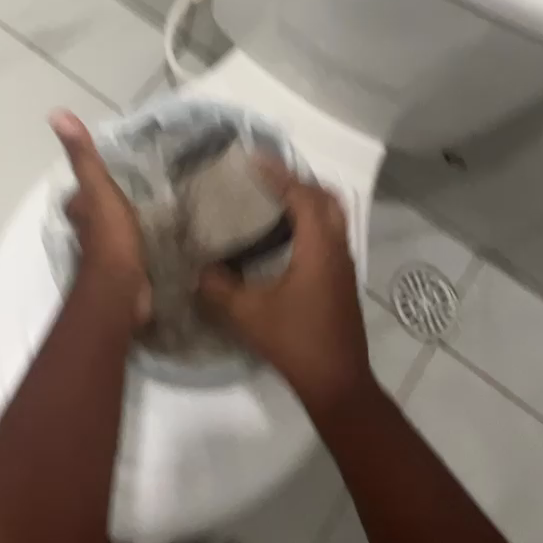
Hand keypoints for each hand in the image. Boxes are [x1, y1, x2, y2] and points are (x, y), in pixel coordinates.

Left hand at [50, 111, 151, 322]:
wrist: (121, 285)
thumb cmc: (109, 233)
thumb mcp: (98, 185)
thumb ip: (82, 154)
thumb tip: (56, 114)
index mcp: (80, 208)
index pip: (79, 192)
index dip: (89, 184)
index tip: (106, 175)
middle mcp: (85, 232)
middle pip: (93, 213)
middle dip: (105, 206)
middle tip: (129, 195)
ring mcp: (103, 254)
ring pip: (109, 232)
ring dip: (120, 226)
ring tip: (142, 216)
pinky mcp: (122, 271)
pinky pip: (127, 251)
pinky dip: (134, 245)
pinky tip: (148, 242)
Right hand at [197, 159, 373, 417]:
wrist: (337, 383)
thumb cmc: (295, 341)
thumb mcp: (248, 314)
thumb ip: (219, 287)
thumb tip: (199, 269)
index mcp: (318, 247)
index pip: (302, 195)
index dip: (279, 174)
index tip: (253, 160)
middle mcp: (337, 248)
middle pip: (327, 198)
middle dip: (298, 181)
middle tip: (266, 178)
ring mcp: (344, 266)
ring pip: (333, 217)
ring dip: (307, 201)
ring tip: (272, 200)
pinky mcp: (342, 281)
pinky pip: (330, 234)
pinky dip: (311, 222)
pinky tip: (284, 237)